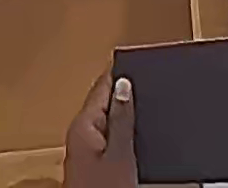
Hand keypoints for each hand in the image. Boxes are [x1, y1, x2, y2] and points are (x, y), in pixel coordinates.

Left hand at [63, 68, 136, 187]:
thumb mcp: (119, 155)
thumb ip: (121, 119)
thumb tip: (123, 82)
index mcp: (83, 124)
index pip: (101, 87)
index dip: (119, 72)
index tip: (136, 60)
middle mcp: (81, 134)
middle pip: (103, 103)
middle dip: (123, 92)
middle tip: (147, 81)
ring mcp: (85, 151)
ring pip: (108, 122)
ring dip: (123, 114)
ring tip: (146, 105)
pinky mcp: (92, 166)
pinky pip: (109, 139)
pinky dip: (122, 132)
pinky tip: (136, 135)